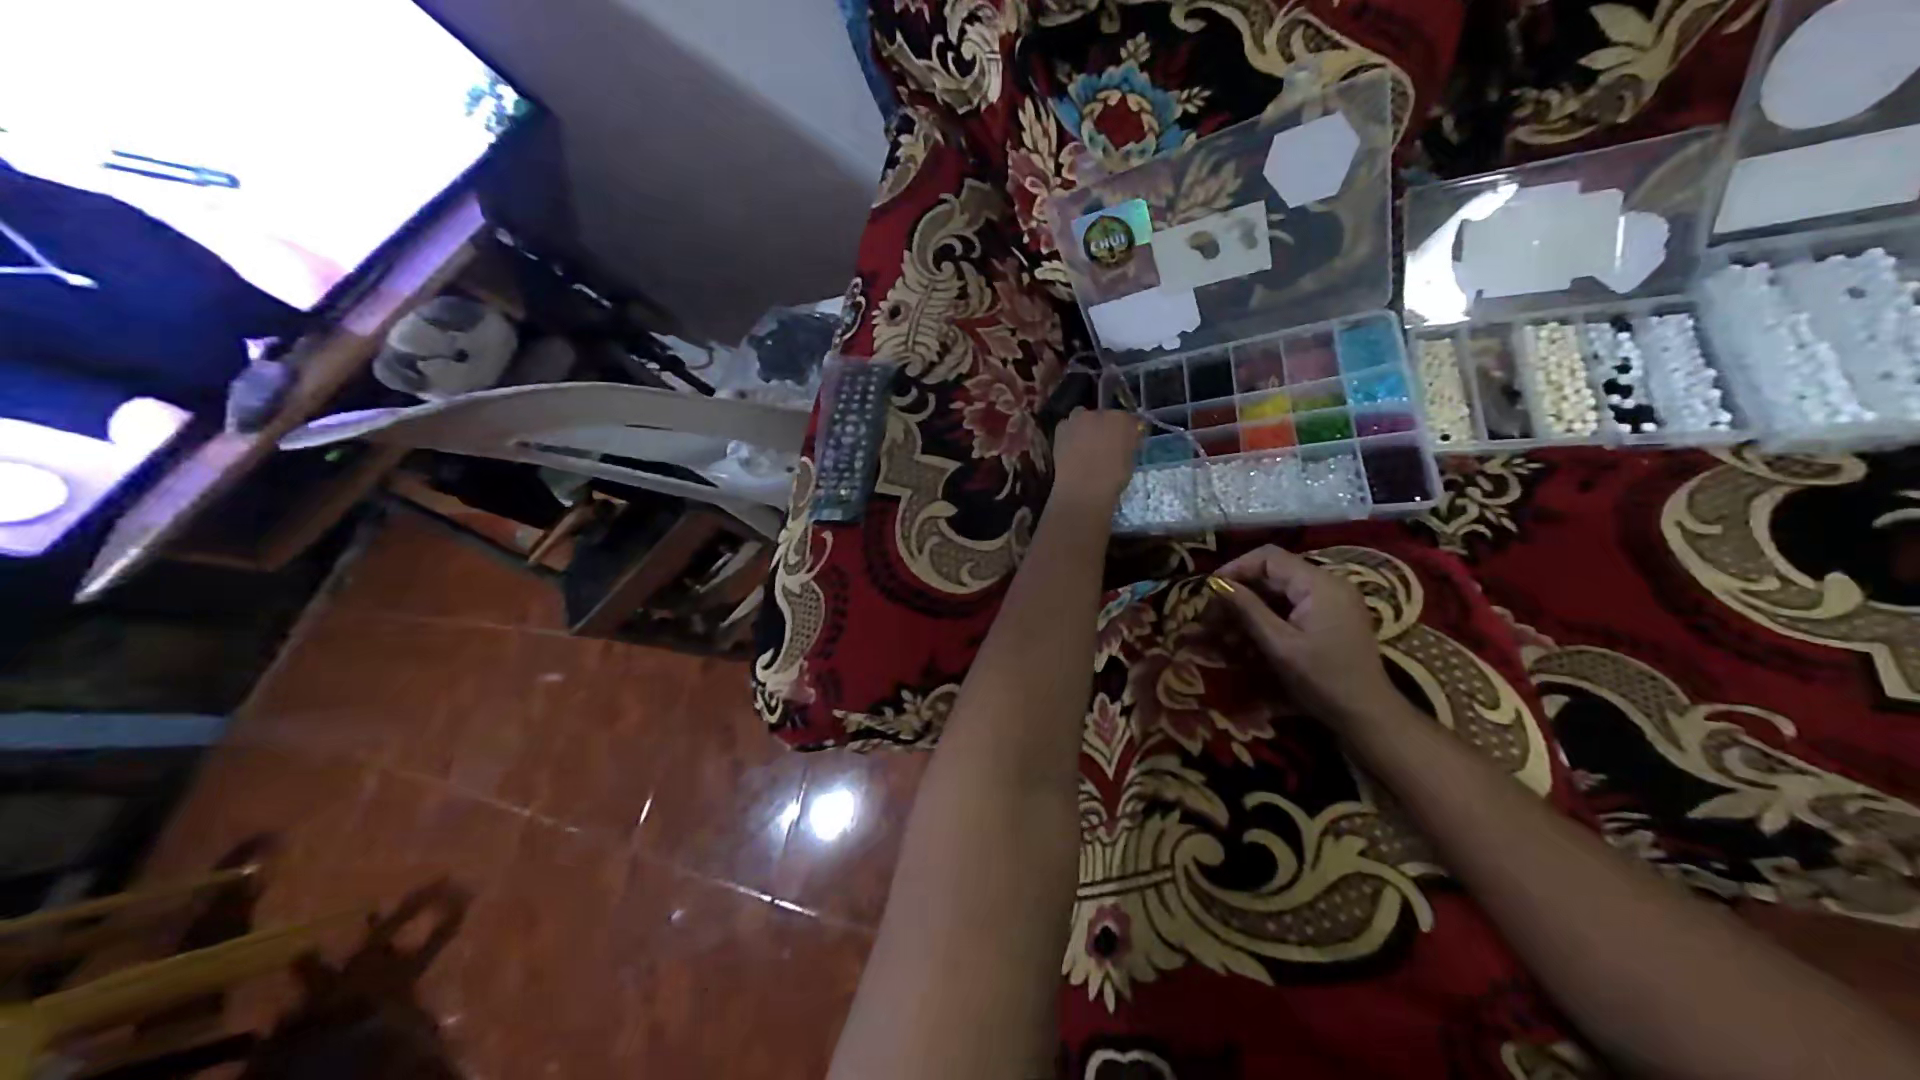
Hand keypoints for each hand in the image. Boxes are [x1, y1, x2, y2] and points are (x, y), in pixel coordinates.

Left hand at [1049, 408, 1142, 515]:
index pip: (1129, 420)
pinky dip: (1070, 433)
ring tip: (1085, 444)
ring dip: (1085, 426)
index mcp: (1123, 420)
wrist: (1082, 490)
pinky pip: (1067, 426)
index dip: (1127, 431)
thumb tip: (1125, 441)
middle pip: (1105, 416)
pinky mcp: (1061, 428)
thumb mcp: (1130, 462)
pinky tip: (1070, 447)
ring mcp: (1078, 419)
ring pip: (1083, 416)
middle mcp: (1100, 413)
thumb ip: (1128, 444)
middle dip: (1105, 427)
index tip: (1125, 441)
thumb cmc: (1112, 480)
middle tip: (1104, 444)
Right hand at [1210, 545, 1399, 726]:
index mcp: (1319, 584)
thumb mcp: (1279, 645)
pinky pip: (1293, 606)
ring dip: (1252, 607)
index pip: (1269, 557)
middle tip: (1213, 615)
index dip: (1236, 568)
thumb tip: (1218, 584)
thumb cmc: (1322, 679)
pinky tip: (1250, 637)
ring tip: (1226, 632)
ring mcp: (1333, 600)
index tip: (1211, 589)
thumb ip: (1248, 609)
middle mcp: (1329, 583)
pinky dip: (1269, 617)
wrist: (1367, 714)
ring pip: (1281, 591)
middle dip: (1241, 591)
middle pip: (1274, 573)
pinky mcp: (1332, 616)